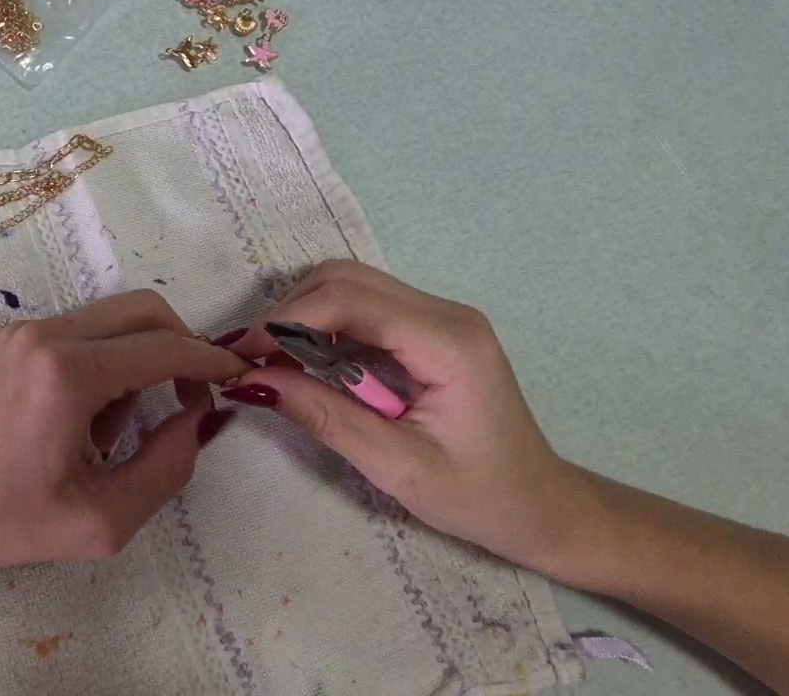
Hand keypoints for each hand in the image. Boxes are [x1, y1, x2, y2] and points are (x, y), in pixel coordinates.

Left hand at [0, 289, 248, 570]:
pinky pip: (77, 332)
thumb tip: (199, 418)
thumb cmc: (9, 518)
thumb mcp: (103, 520)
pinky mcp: (9, 337)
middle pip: (141, 309)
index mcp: (69, 372)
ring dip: (134, 363)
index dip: (208, 361)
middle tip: (185, 401)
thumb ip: (167, 467)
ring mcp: (23, 330)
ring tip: (108, 435)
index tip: (236, 378)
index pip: (163, 346)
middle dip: (178, 347)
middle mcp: (46, 333)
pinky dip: (100, 363)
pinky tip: (80, 419)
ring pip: (110, 320)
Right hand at [218, 260, 594, 573]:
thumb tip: (249, 380)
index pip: (348, 300)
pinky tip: (306, 359)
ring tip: (275, 359)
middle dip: (287, 311)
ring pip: (346, 282)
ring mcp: (437, 314)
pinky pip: (358, 303)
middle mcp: (444, 312)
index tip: (242, 352)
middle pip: (343, 278)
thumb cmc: (480, 498)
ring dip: (301, 313)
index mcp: (448, 343)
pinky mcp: (425, 325)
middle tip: (253, 357)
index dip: (287, 319)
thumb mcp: (395, 467)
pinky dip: (320, 322)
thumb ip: (321, 415)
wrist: (546, 510)